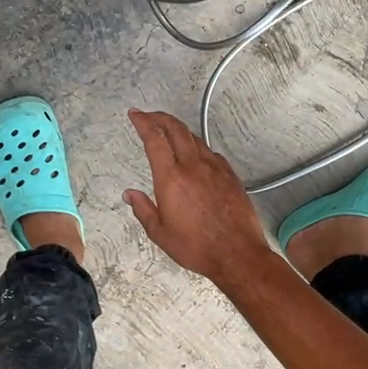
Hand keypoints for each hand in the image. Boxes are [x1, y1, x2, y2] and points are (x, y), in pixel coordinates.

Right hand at [123, 109, 272, 284]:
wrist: (237, 254)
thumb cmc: (196, 246)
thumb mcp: (160, 233)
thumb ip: (142, 209)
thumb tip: (129, 195)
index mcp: (171, 178)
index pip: (154, 138)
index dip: (143, 122)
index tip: (135, 114)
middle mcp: (193, 166)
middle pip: (176, 128)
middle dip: (160, 117)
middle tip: (149, 116)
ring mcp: (214, 169)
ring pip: (195, 138)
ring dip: (179, 130)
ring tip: (170, 132)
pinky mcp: (230, 176)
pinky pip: (211, 153)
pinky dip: (198, 147)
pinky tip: (196, 155)